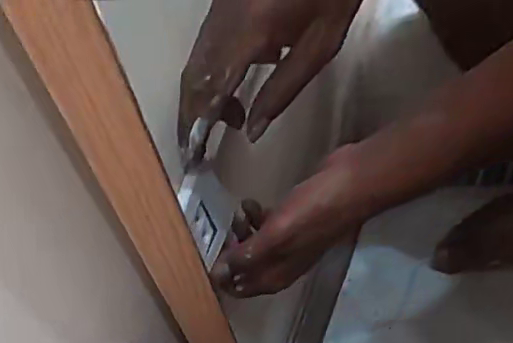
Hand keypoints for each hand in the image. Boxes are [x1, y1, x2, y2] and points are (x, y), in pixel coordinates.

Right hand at [179, 0, 362, 164]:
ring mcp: (218, 10)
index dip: (199, 130)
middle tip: (197, 146)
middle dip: (192, 119)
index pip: (211, 94)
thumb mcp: (321, 42)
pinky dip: (207, 76)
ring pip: (194, 65)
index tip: (194, 158)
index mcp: (250, 33)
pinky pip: (203, 48)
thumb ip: (283, 89)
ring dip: (199, 99)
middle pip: (193, 82)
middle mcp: (224, 22)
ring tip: (223, 117)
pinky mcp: (220, 3)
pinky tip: (229, 84)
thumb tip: (251, 131)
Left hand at [213, 147, 367, 295]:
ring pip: (252, 245)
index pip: (238, 289)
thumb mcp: (271, 239)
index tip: (210, 256)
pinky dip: (254, 217)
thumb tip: (217, 275)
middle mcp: (279, 267)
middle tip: (225, 231)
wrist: (355, 182)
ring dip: (240, 232)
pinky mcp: (294, 221)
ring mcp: (288, 244)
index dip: (221, 277)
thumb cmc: (312, 213)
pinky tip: (249, 203)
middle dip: (229, 251)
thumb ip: (243, 259)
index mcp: (273, 278)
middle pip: (243, 267)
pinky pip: (265, 226)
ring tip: (237, 214)